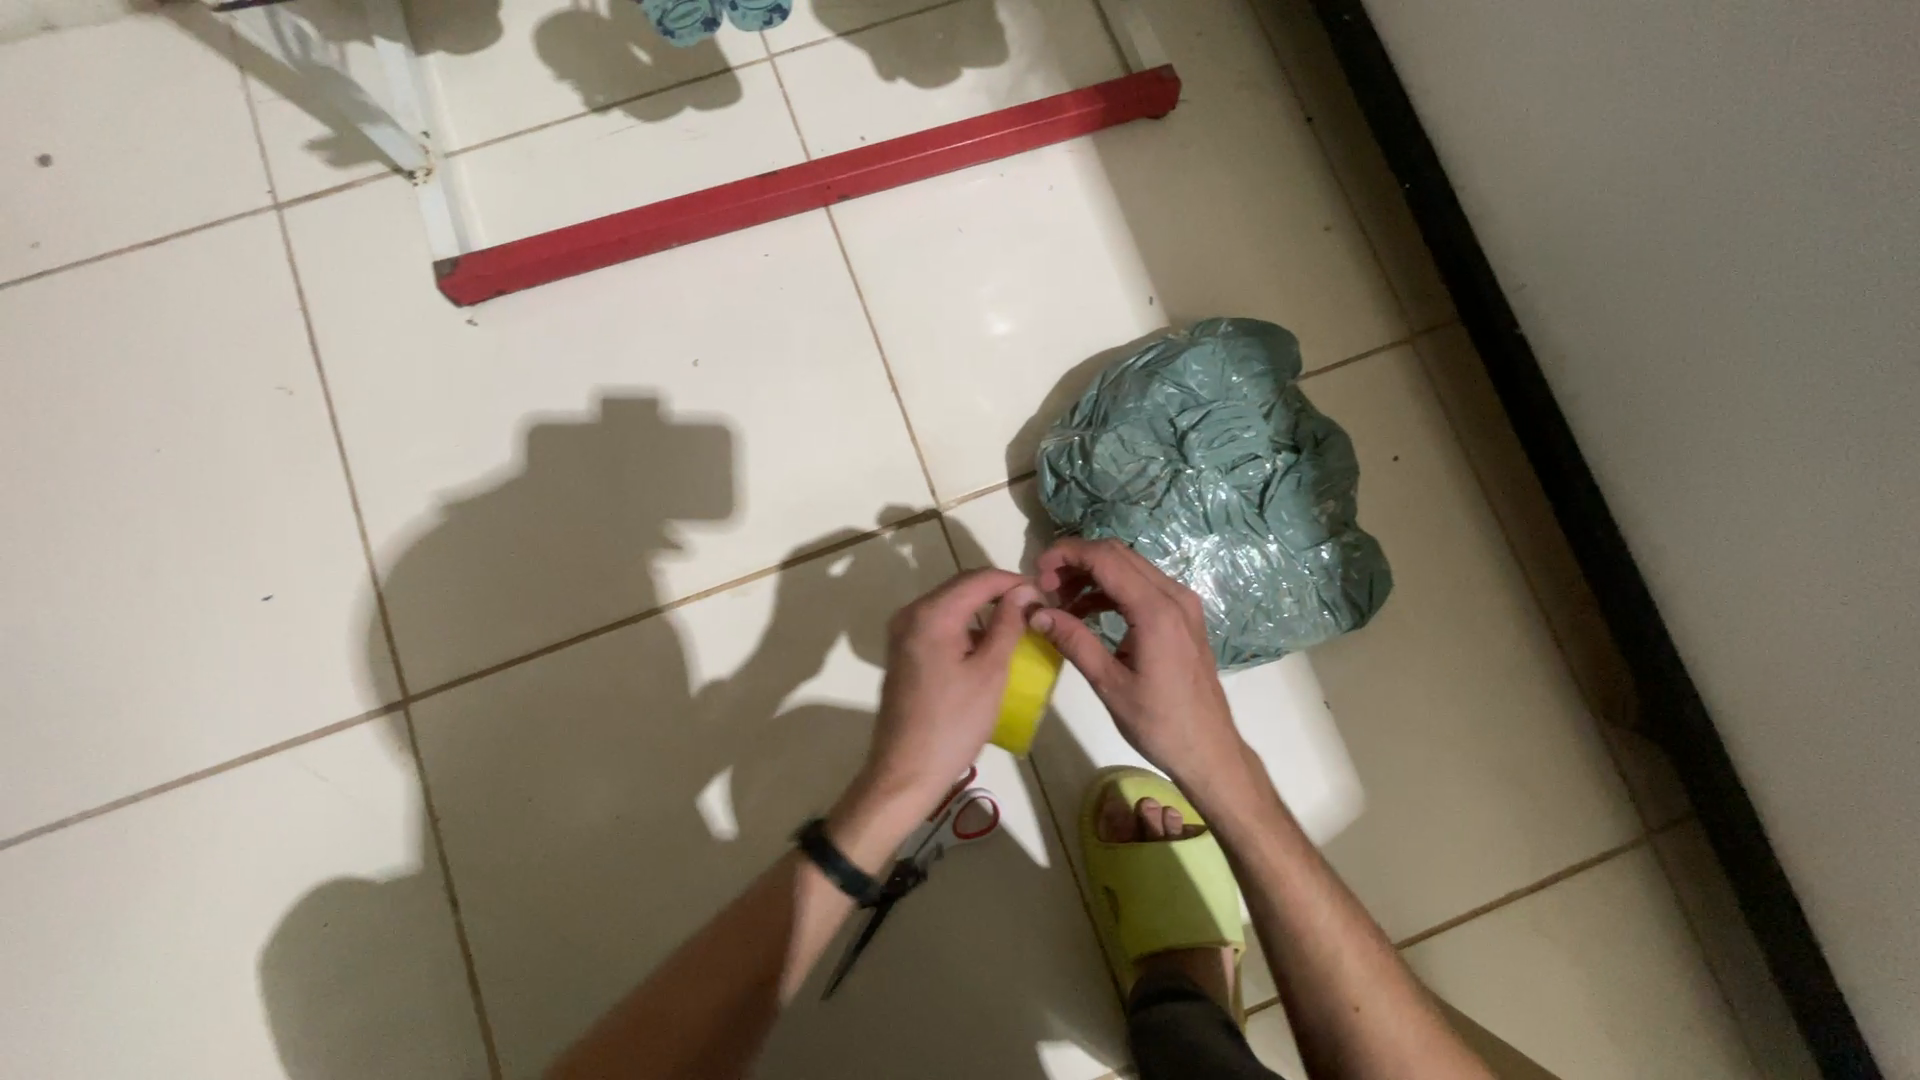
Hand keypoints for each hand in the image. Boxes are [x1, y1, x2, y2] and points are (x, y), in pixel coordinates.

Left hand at [858, 568, 1039, 810]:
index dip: (1013, 581)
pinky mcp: (903, 651)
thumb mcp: (990, 672)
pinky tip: (988, 643)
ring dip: (982, 608)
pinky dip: (965, 626)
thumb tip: (1024, 591)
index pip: (979, 578)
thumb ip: (1008, 624)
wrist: (905, 771)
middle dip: (998, 592)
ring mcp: (902, 632)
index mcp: (931, 614)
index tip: (1044, 594)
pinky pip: (938, 624)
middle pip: (961, 587)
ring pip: (950, 604)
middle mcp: (910, 613)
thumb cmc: (954, 723)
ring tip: (1018, 623)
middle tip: (1034, 607)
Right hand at [1029, 538, 1244, 787]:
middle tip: (1045, 588)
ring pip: (1129, 567)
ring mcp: (1182, 604)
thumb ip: (1073, 641)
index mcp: (1156, 611)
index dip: (1066, 556)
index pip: (1104, 558)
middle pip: (1117, 554)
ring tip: (1060, 602)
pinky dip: (1110, 589)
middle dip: (1075, 562)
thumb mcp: (1109, 684)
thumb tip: (1036, 612)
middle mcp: (1174, 596)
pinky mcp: (1182, 615)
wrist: (1209, 749)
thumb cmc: (1159, 723)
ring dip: (1091, 575)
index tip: (1036, 573)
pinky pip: (1141, 586)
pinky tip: (1086, 613)